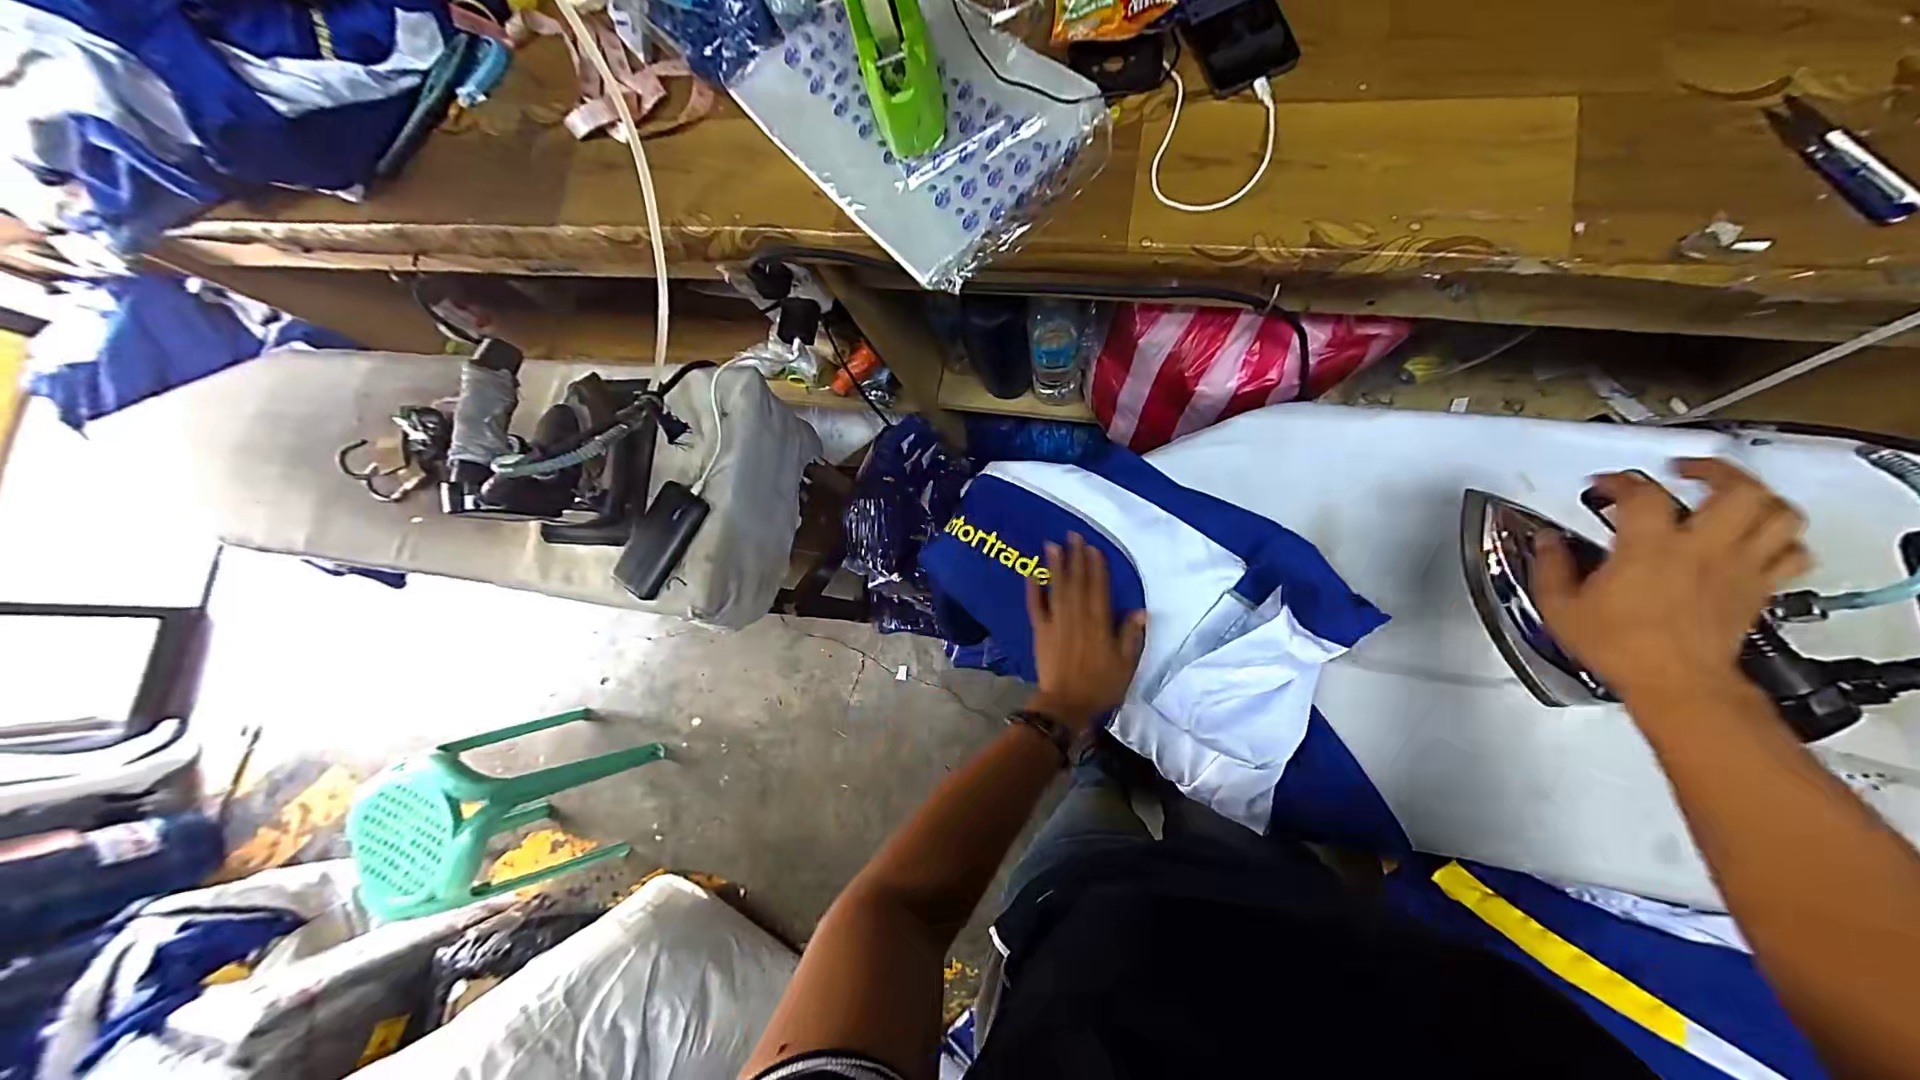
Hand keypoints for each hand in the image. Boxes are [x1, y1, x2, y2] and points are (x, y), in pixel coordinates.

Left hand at [1025, 534, 1148, 732]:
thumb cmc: (1100, 685)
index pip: (1099, 587)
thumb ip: (1131, 635)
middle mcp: (1077, 616)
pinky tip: (1031, 573)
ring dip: (1055, 565)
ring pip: (1056, 587)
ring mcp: (1056, 621)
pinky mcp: (1040, 630)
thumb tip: (1141, 611)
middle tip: (1073, 535)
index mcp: (1099, 622)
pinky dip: (1033, 588)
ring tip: (1053, 545)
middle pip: (1077, 581)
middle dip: (1076, 557)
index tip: (1093, 548)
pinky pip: (1035, 605)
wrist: (1066, 703)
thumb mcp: (1126, 663)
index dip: (1096, 566)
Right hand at [1533, 459, 1811, 704]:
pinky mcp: (1758, 589)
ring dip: (1756, 495)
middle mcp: (1701, 551)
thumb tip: (1547, 543)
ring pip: (1777, 513)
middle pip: (1734, 488)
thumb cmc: (1622, 647)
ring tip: (1731, 491)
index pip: (1642, 493)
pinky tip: (1760, 536)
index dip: (1619, 481)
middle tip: (1685, 469)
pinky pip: (1793, 552)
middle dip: (1711, 469)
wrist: (1675, 683)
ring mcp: (1737, 568)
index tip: (1604, 485)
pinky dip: (1782, 537)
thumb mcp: (1560, 605)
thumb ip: (1551, 567)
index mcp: (1648, 550)